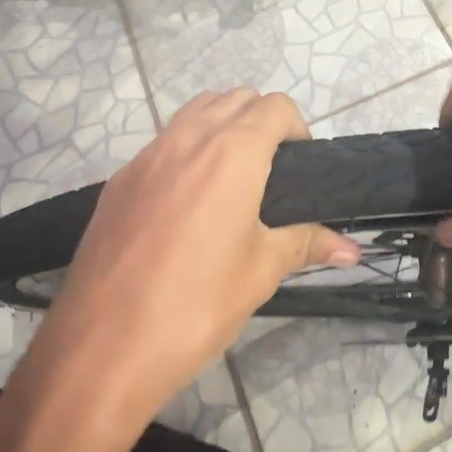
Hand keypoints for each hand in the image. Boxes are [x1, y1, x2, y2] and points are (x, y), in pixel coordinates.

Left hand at [0, 90, 359, 451]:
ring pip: (195, 112)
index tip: (302, 171)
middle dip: (263, 122)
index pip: (276, 107)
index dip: (298, 130)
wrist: (99, 353)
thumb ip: (307, 243)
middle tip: (274, 175)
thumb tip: (351, 249)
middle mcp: (188, 140)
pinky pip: (163, 143)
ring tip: (233, 182)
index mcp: (232, 154)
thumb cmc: (195, 307)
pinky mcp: (118, 182)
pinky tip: (189, 206)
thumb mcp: (261, 272)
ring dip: (223, 126)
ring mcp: (147, 157)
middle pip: (236, 99)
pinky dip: (187, 150)